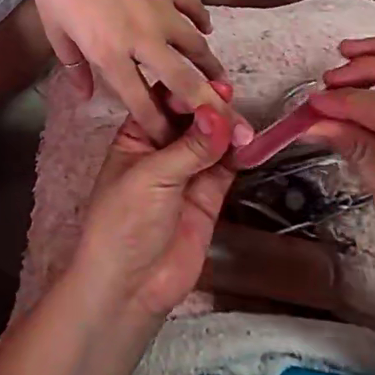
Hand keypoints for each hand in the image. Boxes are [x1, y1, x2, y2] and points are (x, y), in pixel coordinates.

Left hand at [20, 0, 246, 145]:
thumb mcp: (55, 31)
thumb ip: (74, 67)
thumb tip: (85, 95)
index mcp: (110, 54)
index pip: (141, 101)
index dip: (157, 125)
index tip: (169, 139)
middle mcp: (143, 37)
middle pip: (182, 80)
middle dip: (203, 106)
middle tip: (218, 119)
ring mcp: (162, 8)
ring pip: (197, 45)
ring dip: (209, 66)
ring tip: (219, 80)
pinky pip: (196, 9)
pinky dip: (203, 23)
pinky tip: (204, 30)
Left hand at [67, 89, 237, 319]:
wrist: (130, 286)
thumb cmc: (124, 223)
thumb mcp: (151, 178)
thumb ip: (188, 148)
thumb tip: (219, 116)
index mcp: (136, 134)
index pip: (162, 100)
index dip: (185, 91)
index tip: (210, 87)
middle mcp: (162, 147)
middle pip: (192, 116)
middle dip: (212, 109)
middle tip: (231, 108)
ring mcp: (187, 170)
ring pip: (213, 138)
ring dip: (229, 130)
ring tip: (243, 130)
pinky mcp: (208, 194)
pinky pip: (227, 165)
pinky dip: (239, 154)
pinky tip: (250, 144)